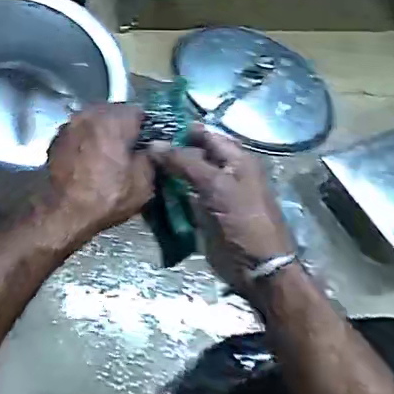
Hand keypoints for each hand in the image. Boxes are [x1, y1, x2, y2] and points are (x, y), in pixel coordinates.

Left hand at [41, 104, 155, 241]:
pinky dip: (87, 137)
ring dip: (103, 129)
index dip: (147, 125)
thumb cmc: (107, 196)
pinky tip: (91, 156)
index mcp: (111, 121)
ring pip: (93, 118)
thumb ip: (152, 157)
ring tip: (111, 150)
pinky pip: (78, 130)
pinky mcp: (56, 138)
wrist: (64, 210)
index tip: (150, 140)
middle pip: (112, 110)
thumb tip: (156, 145)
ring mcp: (68, 125)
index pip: (137, 110)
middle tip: (132, 145)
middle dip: (124, 124)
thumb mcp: (143, 182)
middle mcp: (87, 116)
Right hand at [148, 125, 295, 299]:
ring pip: (181, 172)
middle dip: (166, 149)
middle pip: (190, 152)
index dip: (178, 128)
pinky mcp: (200, 209)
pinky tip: (145, 185)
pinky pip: (178, 192)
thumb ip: (184, 161)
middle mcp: (224, 171)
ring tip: (136, 164)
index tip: (148, 125)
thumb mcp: (216, 186)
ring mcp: (211, 191)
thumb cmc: (244, 221)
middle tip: (136, 146)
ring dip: (163, 170)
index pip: (203, 133)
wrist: (257, 268)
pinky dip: (164, 189)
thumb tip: (153, 144)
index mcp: (236, 159)